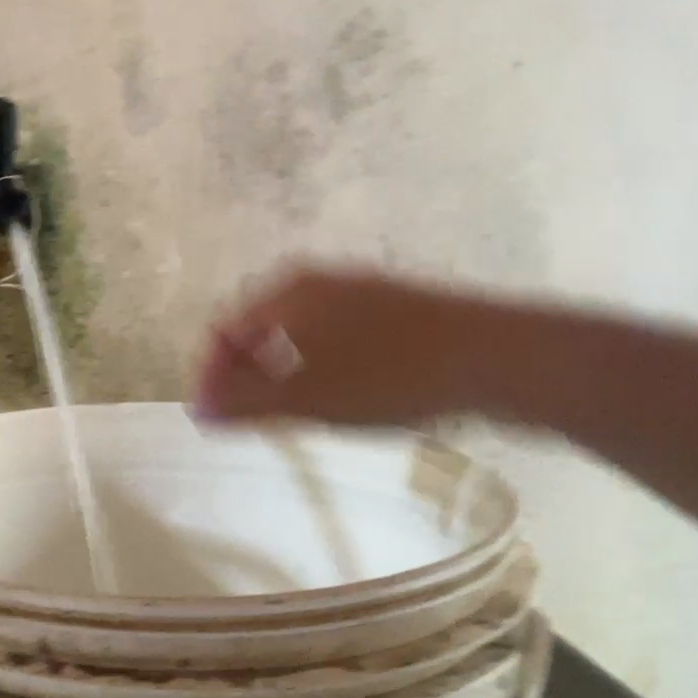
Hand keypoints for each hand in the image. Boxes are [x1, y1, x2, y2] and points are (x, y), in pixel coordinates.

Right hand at [193, 266, 476, 426]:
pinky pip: (329, 334)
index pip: (223, 328)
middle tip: (246, 417)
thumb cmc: (391, 376)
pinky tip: (334, 396)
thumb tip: (198, 409)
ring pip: (294, 331)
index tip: (213, 417)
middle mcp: (313, 280)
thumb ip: (245, 403)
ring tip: (286, 414)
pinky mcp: (388, 307)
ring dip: (279, 371)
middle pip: (256, 326)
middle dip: (243, 372)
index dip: (210, 373)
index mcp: (286, 292)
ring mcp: (354, 289)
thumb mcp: (307, 398)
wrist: (499, 359)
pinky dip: (314, 364)